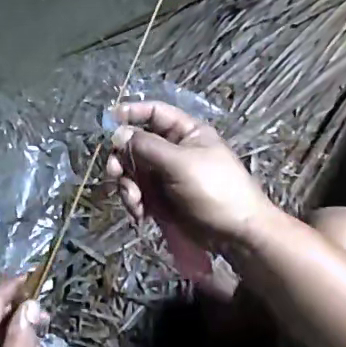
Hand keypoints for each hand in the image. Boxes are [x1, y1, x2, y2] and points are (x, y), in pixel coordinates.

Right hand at [104, 101, 277, 254]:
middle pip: (135, 144)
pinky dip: (135, 202)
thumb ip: (146, 146)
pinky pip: (139, 193)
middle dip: (123, 159)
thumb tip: (117, 133)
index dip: (130, 113)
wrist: (237, 233)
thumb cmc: (215, 190)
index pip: (153, 113)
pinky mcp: (162, 199)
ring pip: (133, 172)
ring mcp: (167, 175)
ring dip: (128, 186)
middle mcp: (174, 150)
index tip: (108, 122)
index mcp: (186, 132)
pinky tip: (140, 215)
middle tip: (116, 173)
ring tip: (135, 202)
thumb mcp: (180, 163)